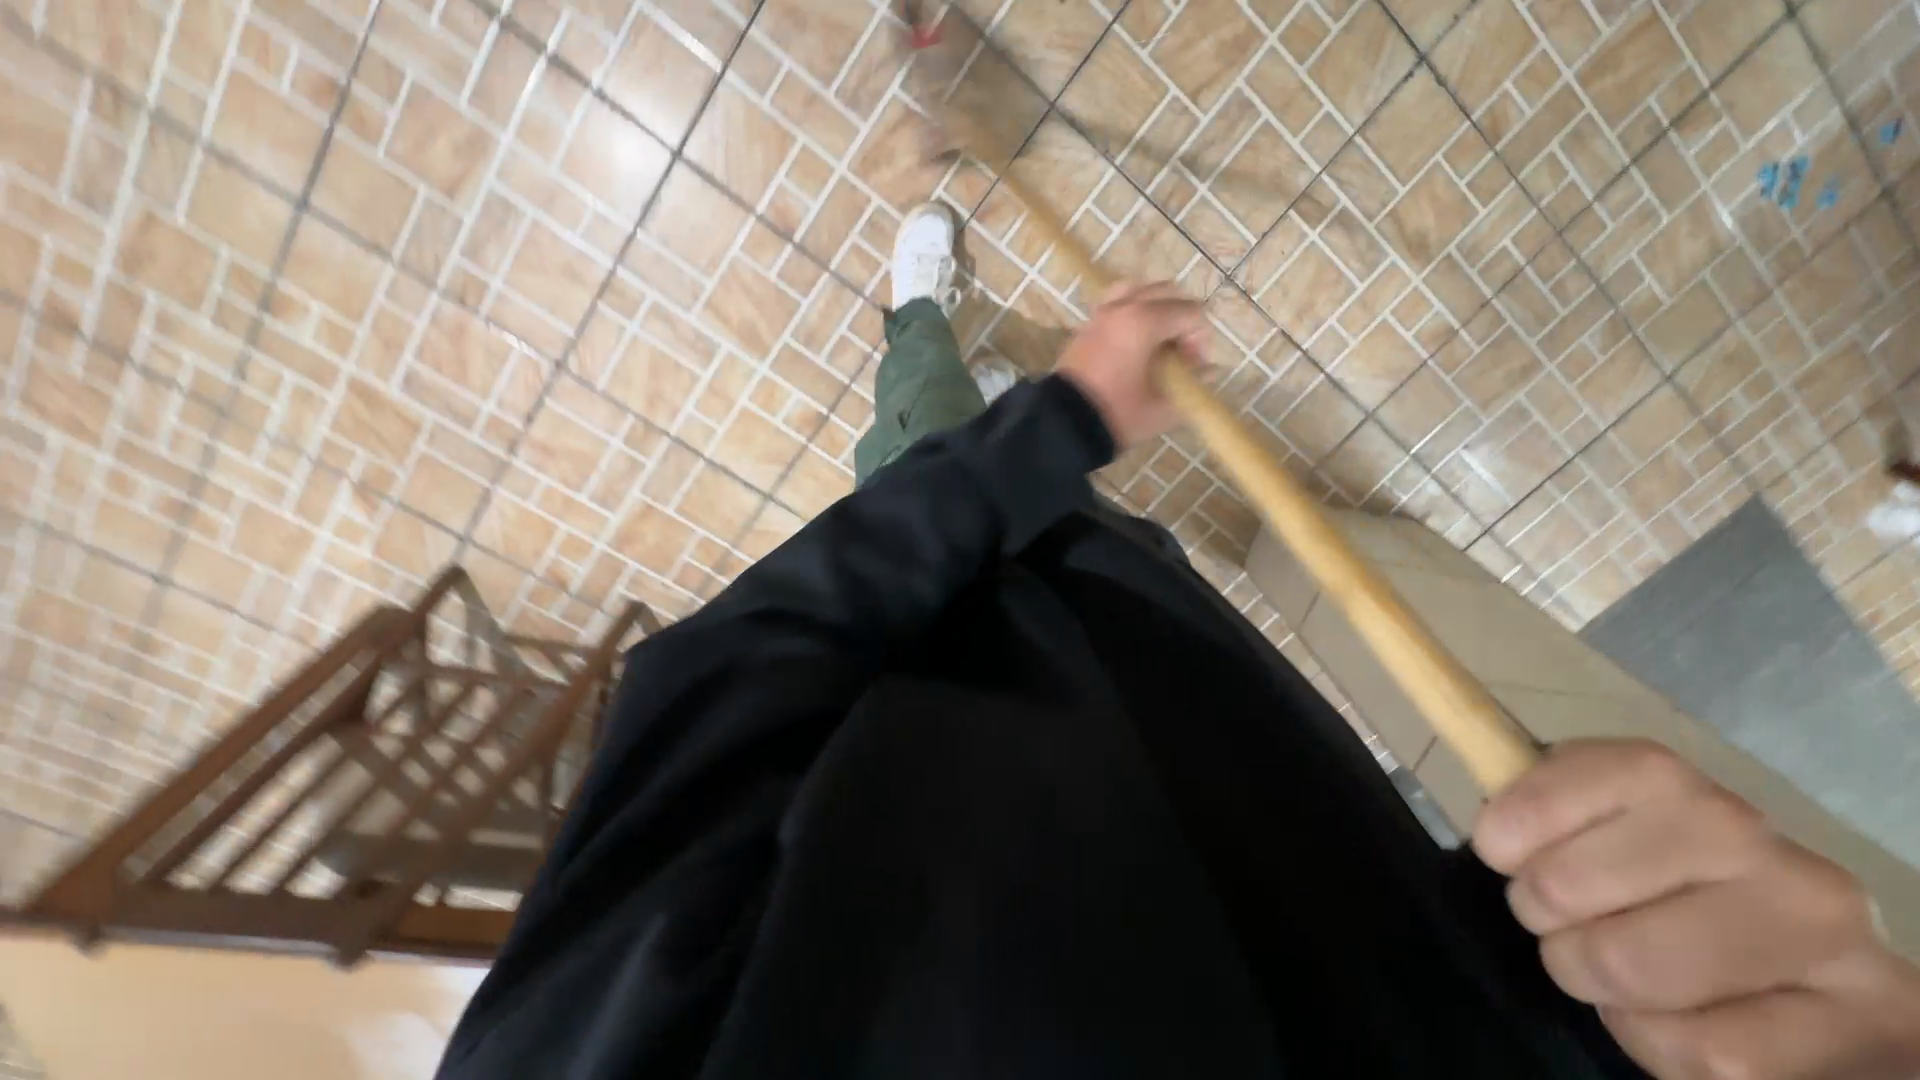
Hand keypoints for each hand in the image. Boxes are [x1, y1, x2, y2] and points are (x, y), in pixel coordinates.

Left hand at [1054, 282, 1208, 449]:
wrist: (1062, 424)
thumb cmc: (1117, 416)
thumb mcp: (1162, 408)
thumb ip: (1192, 385)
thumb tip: (1211, 370)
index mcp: (1145, 321)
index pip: (1191, 313)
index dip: (1200, 340)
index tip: (1194, 368)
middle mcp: (1123, 306)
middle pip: (1168, 293)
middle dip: (1182, 320)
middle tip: (1179, 355)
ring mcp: (1101, 312)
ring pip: (1140, 290)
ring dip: (1157, 309)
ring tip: (1158, 342)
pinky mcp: (1086, 324)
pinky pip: (1116, 302)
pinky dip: (1133, 311)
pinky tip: (1134, 343)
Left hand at [1474, 739, 1919, 1079]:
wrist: (1792, 960)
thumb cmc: (1650, 878)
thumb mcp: (1581, 822)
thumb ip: (1529, 809)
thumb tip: (1489, 827)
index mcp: (1661, 777)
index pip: (1535, 797)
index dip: (1505, 837)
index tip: (1505, 854)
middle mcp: (1748, 834)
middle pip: (1566, 887)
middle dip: (1545, 920)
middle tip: (1567, 924)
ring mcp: (1819, 924)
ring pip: (1629, 968)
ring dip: (1598, 984)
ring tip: (1619, 970)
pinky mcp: (1873, 1018)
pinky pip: (1700, 1047)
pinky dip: (1662, 1042)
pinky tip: (1686, 1015)